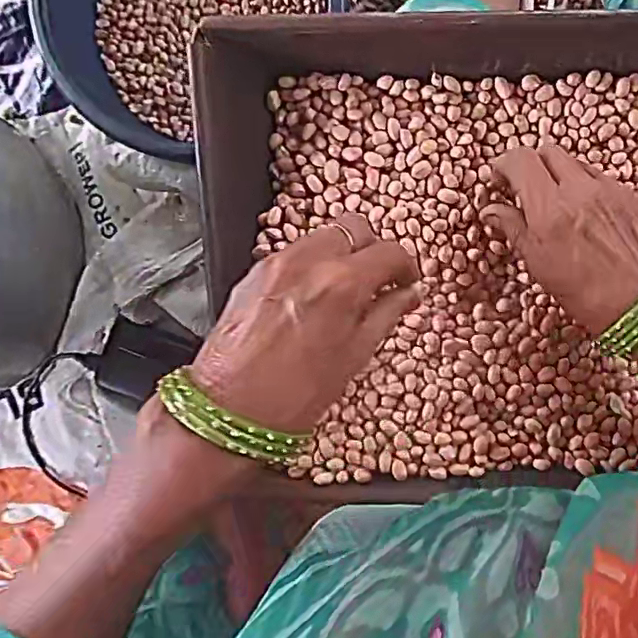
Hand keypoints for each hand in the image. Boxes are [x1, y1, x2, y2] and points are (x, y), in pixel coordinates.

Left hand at [191, 212, 420, 433]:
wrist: (231, 410)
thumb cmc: (291, 395)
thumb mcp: (355, 356)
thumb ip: (386, 315)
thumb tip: (406, 295)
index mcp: (341, 284)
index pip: (389, 251)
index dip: (405, 266)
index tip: (405, 281)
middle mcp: (308, 263)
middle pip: (355, 228)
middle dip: (372, 250)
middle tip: (378, 280)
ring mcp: (276, 263)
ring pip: (322, 237)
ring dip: (341, 255)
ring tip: (344, 292)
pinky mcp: (253, 273)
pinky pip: (293, 254)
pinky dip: (311, 266)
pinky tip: (313, 298)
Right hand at [480, 144, 637, 333]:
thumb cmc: (587, 294)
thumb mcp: (538, 264)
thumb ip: (514, 228)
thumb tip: (492, 209)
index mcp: (551, 209)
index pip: (520, 159)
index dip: (504, 165)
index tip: (500, 180)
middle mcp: (581, 190)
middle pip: (548, 152)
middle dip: (532, 167)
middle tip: (525, 190)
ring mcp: (611, 189)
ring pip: (576, 163)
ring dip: (560, 176)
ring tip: (558, 206)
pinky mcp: (632, 196)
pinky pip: (603, 180)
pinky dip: (588, 190)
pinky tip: (587, 217)